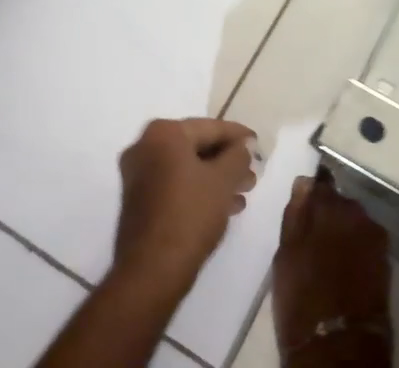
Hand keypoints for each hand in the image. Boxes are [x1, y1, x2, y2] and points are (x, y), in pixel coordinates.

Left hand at [111, 118, 257, 295]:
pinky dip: (199, 190)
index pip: (211, 127)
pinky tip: (226, 206)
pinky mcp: (139, 201)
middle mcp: (145, 147)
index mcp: (163, 133)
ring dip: (217, 178)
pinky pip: (176, 185)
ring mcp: (138, 175)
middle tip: (253, 173)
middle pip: (198, 147)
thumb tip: (245, 144)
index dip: (239, 137)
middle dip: (228, 161)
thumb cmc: (190, 215)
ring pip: (188, 168)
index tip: (259, 146)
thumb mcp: (224, 180)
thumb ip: (239, 155)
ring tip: (244, 193)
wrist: (151, 271)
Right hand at [272, 170, 391, 355]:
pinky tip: (344, 266)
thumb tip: (305, 182)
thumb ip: (296, 213)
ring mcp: (375, 235)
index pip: (321, 183)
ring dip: (344, 231)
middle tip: (312, 237)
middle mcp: (358, 212)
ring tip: (329, 255)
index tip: (304, 203)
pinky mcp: (386, 258)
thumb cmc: (301, 297)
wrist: (338, 342)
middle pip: (340, 203)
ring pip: (355, 223)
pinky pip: (366, 242)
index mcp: (329, 206)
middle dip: (328, 214)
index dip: (312, 193)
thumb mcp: (285, 254)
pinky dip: (356, 248)